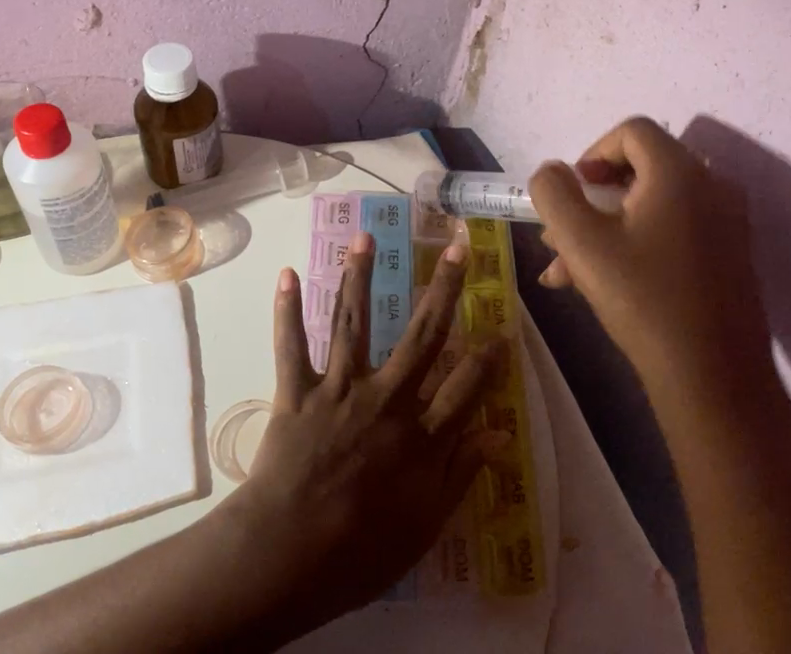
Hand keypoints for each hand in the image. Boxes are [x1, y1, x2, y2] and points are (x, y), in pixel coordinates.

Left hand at [220, 231, 507, 629]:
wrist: (286, 556)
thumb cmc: (361, 551)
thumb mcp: (426, 524)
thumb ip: (461, 473)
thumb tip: (499, 433)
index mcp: (420, 433)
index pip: (467, 384)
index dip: (490, 356)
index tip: (505, 329)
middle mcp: (386, 398)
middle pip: (422, 334)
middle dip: (443, 288)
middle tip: (457, 247)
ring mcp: (339, 391)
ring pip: (354, 323)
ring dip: (359, 275)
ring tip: (364, 235)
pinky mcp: (297, 394)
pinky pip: (292, 346)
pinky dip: (288, 310)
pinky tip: (289, 273)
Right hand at [529, 117, 772, 390]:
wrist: (712, 376)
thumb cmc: (643, 299)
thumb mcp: (582, 243)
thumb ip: (554, 195)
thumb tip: (551, 171)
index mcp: (679, 173)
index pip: (633, 131)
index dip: (592, 152)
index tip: (571, 191)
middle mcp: (711, 187)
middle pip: (642, 170)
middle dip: (592, 200)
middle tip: (559, 235)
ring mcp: (725, 223)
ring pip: (653, 207)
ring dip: (606, 228)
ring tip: (565, 270)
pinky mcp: (728, 256)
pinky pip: (674, 232)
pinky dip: (636, 245)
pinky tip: (600, 285)